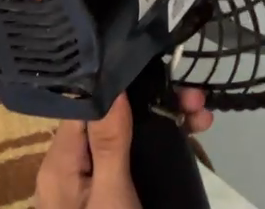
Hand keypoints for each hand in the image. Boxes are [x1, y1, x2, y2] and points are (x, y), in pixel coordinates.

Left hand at [34, 89, 213, 208]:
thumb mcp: (110, 198)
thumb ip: (109, 142)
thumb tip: (111, 85)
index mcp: (61, 163)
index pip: (86, 103)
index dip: (123, 82)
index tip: (162, 69)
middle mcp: (72, 167)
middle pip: (112, 116)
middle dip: (156, 101)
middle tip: (199, 100)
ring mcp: (91, 182)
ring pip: (127, 134)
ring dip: (165, 118)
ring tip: (203, 114)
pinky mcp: (110, 194)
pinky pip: (132, 157)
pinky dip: (161, 143)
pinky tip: (189, 135)